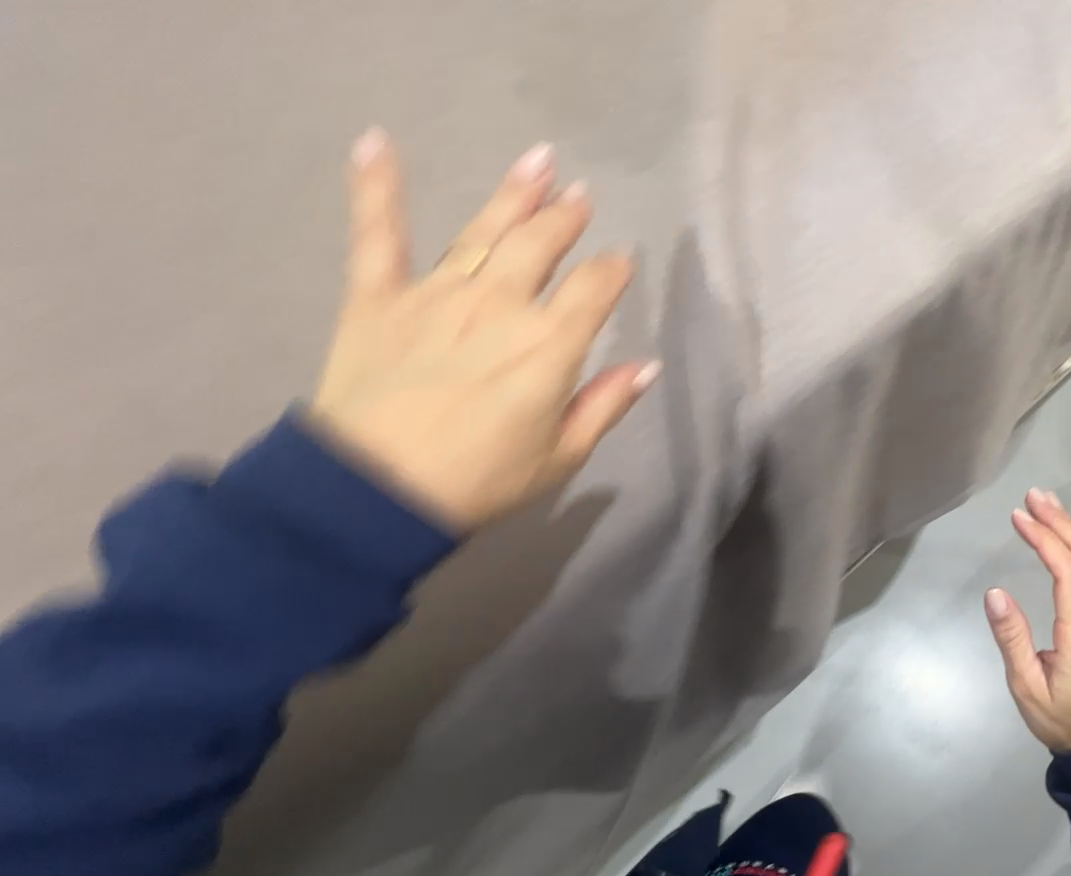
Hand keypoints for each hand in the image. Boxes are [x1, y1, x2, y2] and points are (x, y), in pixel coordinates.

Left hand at [307, 129, 657, 533]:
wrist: (376, 489)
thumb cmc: (483, 480)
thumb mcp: (562, 456)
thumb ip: (605, 405)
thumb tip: (647, 366)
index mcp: (549, 346)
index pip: (594, 291)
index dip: (613, 270)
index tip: (623, 259)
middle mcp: (499, 305)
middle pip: (540, 247)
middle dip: (565, 218)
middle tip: (581, 195)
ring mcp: (435, 294)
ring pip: (482, 232)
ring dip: (513, 195)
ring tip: (537, 160)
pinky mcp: (377, 297)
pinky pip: (378, 235)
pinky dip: (376, 188)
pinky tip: (378, 143)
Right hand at [984, 489, 1070, 752]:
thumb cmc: (1063, 718)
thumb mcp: (1027, 687)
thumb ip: (1012, 639)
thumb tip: (994, 594)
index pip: (1069, 573)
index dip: (1046, 540)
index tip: (1020, 517)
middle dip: (1062, 523)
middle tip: (1034, 495)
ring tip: (1046, 505)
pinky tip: (1063, 538)